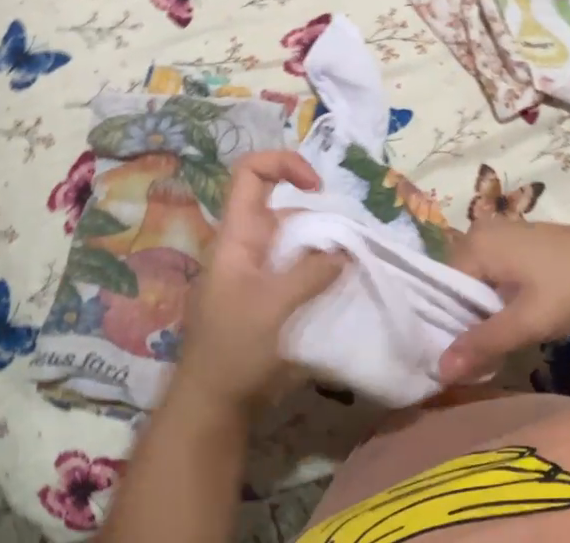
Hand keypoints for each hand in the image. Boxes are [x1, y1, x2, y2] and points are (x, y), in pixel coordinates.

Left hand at [175, 151, 343, 410]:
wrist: (213, 405)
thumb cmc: (233, 348)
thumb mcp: (273, 306)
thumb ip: (310, 272)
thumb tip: (344, 251)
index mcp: (237, 235)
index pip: (251, 173)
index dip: (283, 164)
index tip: (318, 188)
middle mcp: (247, 245)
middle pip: (284, 209)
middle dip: (320, 217)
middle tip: (353, 243)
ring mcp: (258, 272)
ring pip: (297, 241)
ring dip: (326, 247)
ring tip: (357, 265)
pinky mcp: (270, 298)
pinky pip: (300, 270)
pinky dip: (323, 271)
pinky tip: (345, 286)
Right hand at [440, 222, 569, 383]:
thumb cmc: (568, 291)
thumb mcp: (525, 323)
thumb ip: (482, 344)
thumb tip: (439, 370)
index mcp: (475, 242)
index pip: (443, 289)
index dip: (449, 324)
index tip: (464, 354)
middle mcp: (480, 230)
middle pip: (457, 283)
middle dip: (467, 317)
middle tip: (485, 349)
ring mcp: (499, 231)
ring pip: (474, 279)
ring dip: (483, 309)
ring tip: (501, 336)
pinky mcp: (515, 239)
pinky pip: (490, 270)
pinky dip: (495, 295)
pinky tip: (514, 316)